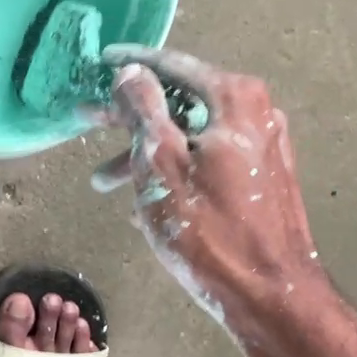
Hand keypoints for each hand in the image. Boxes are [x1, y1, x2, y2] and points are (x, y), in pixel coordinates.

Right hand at [92, 45, 322, 327]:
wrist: (270, 293)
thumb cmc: (208, 229)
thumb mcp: (161, 164)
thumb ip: (143, 110)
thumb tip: (130, 72)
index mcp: (233, 99)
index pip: (171, 66)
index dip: (129, 65)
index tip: (98, 62)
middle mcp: (255, 113)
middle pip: (179, 102)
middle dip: (128, 116)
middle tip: (86, 121)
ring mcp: (263, 147)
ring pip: (190, 136)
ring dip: (144, 153)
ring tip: (104, 183)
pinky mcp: (263, 179)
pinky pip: (206, 162)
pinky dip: (173, 172)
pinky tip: (143, 201)